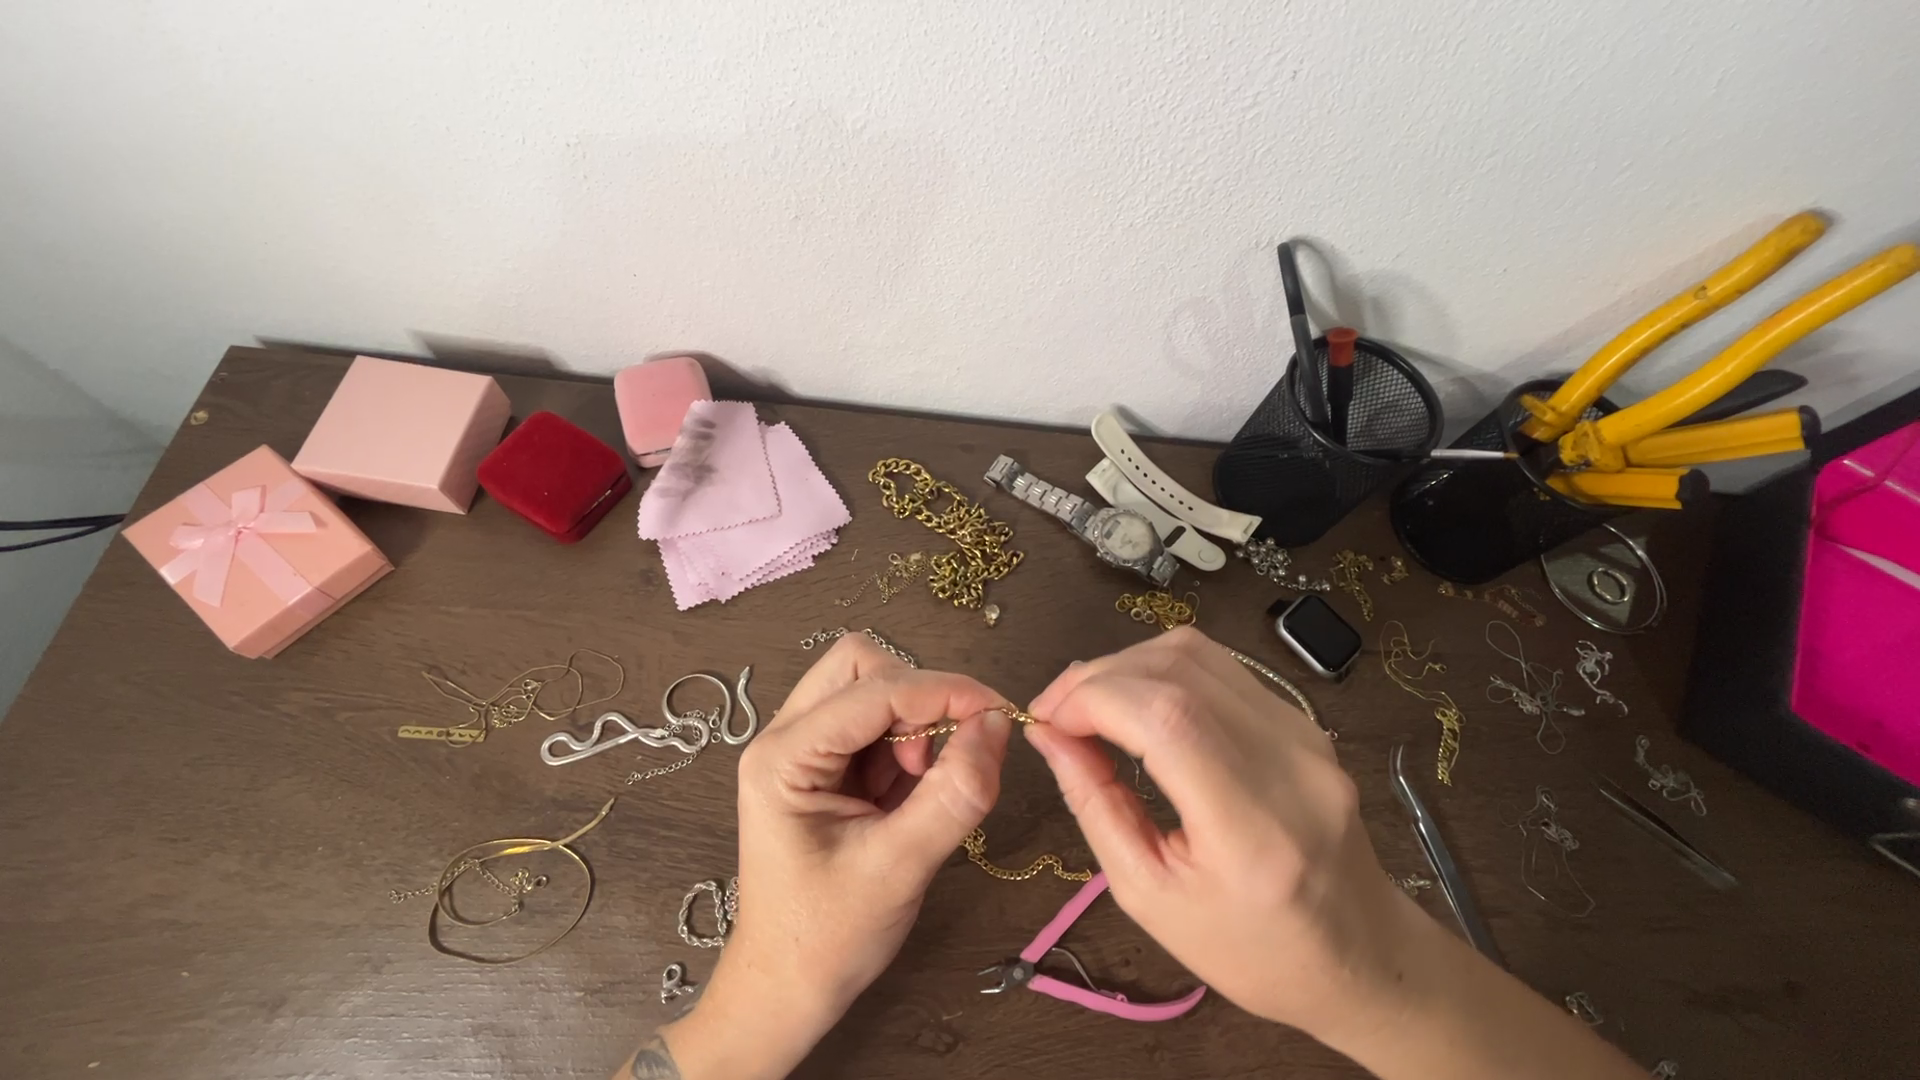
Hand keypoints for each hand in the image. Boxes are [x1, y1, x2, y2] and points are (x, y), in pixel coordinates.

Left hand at [644, 634, 1013, 1079]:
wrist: (786, 988)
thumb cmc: (829, 938)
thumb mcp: (900, 868)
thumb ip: (954, 794)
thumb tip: (998, 724)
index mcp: (784, 757)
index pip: (874, 690)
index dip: (943, 691)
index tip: (1000, 714)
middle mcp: (785, 737)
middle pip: (860, 665)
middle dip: (916, 695)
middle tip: (939, 756)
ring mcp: (802, 746)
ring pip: (870, 686)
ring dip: (912, 720)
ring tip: (919, 784)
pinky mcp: (824, 762)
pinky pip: (876, 721)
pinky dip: (907, 741)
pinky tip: (908, 790)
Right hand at [1022, 627, 1410, 1041]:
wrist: (1363, 956)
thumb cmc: (1249, 949)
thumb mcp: (1149, 897)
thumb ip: (1095, 805)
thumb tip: (1049, 734)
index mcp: (1253, 830)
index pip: (1165, 717)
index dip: (1093, 699)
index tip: (1046, 719)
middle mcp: (1288, 763)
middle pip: (1177, 669)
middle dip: (1097, 676)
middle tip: (1055, 708)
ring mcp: (1305, 732)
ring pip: (1196, 652)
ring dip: (1125, 664)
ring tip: (1088, 703)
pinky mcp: (1303, 719)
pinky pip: (1218, 667)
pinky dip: (1159, 671)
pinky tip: (1135, 702)